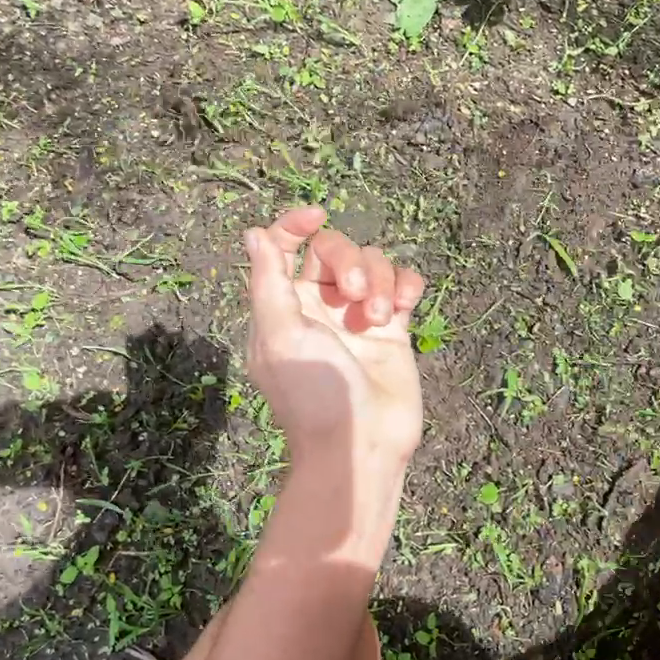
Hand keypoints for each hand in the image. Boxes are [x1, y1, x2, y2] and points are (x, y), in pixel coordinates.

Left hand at [243, 207, 426, 475]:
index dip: (295, 224)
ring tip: (381, 316)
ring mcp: (360, 315)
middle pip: (336, 249)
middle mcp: (321, 305)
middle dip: (349, 261)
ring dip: (381, 279)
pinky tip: (404, 307)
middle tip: (354, 295)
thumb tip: (253, 233)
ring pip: (375, 262)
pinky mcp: (396, 326)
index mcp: (284, 305)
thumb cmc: (313, 394)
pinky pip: (404, 283)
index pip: (285, 246)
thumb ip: (268, 282)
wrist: (362, 444)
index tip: (316, 216)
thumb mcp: (280, 336)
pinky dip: (407, 285)